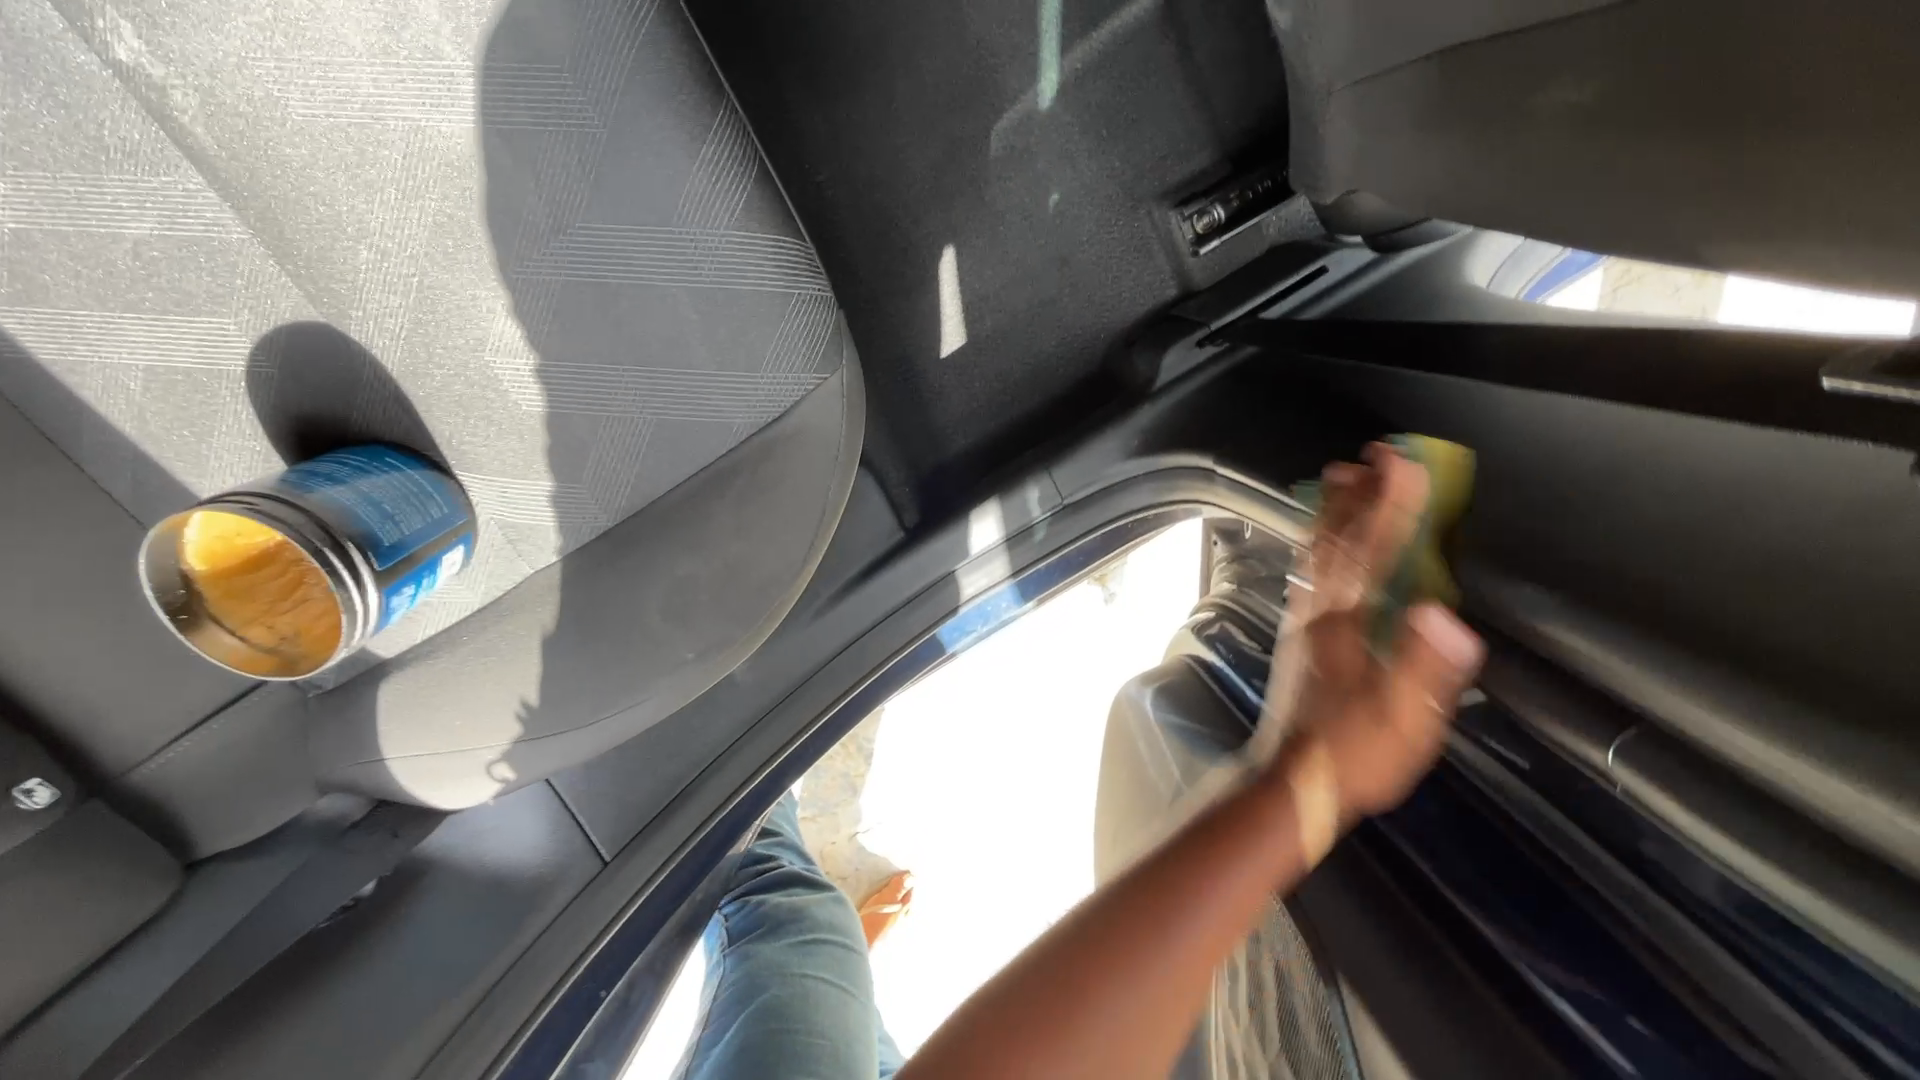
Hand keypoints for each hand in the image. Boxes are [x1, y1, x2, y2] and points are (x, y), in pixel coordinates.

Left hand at [1264, 443, 1484, 838]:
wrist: (1292, 786)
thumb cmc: (1352, 757)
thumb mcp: (1401, 723)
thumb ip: (1424, 671)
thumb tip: (1447, 615)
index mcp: (1344, 626)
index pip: (1370, 554)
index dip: (1389, 506)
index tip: (1403, 461)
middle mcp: (1316, 615)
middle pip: (1335, 544)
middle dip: (1356, 497)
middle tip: (1370, 455)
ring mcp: (1301, 626)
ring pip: (1314, 557)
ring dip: (1331, 515)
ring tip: (1338, 480)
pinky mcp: (1296, 641)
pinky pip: (1308, 577)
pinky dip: (1318, 548)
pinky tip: (1321, 548)